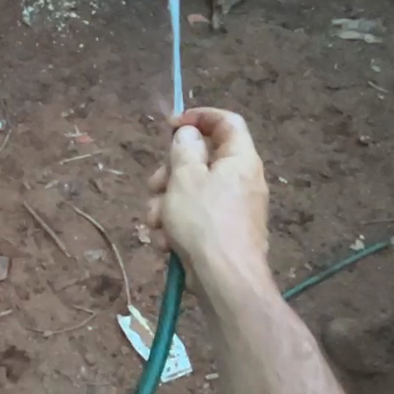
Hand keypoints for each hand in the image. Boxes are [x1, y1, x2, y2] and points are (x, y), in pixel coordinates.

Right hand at [146, 108, 270, 288]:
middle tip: (153, 186)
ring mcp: (231, 208)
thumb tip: (188, 133)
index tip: (170, 125)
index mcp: (239, 159)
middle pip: (199, 161)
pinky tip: (166, 243)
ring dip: (165, 206)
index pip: (226, 122)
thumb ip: (184, 150)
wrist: (224, 276)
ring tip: (157, 225)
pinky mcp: (220, 232)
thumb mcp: (185, 178)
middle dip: (169, 175)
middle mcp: (240, 180)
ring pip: (188, 193)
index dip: (198, 117)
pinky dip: (175, 227)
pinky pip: (192, 218)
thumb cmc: (203, 221)